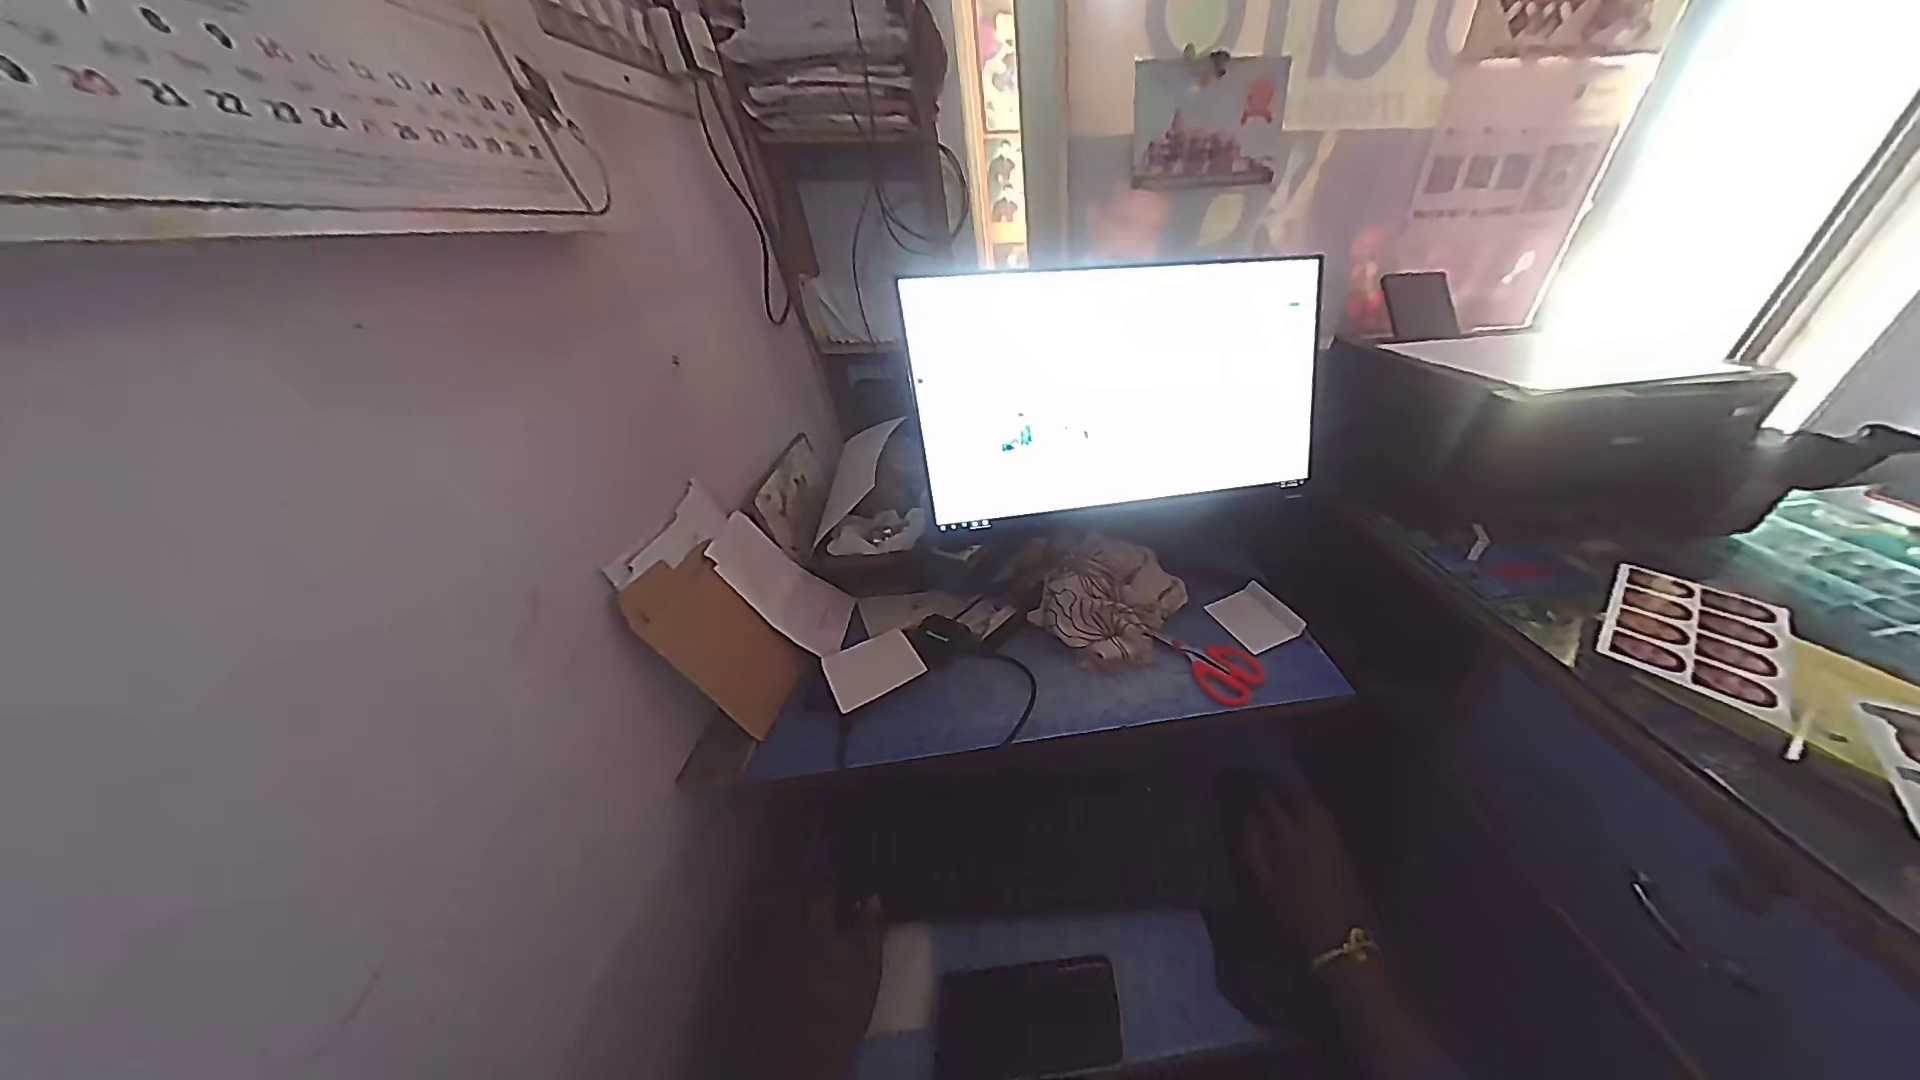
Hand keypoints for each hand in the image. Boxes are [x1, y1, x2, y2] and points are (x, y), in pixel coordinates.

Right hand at [1242, 781, 1369, 958]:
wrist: (1337, 937)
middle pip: (1289, 787)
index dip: (1248, 782)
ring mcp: (1329, 830)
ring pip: (1306, 795)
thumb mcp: (1263, 879)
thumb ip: (1252, 843)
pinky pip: (1315, 807)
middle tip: (1251, 771)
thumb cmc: (1293, 911)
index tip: (1233, 774)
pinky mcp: (1338, 839)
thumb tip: (1245, 815)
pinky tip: (1289, 801)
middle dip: (1269, 777)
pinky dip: (1300, 798)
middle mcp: (1311, 824)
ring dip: (1287, 785)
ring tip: (1268, 782)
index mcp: (1287, 834)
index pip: (1264, 796)